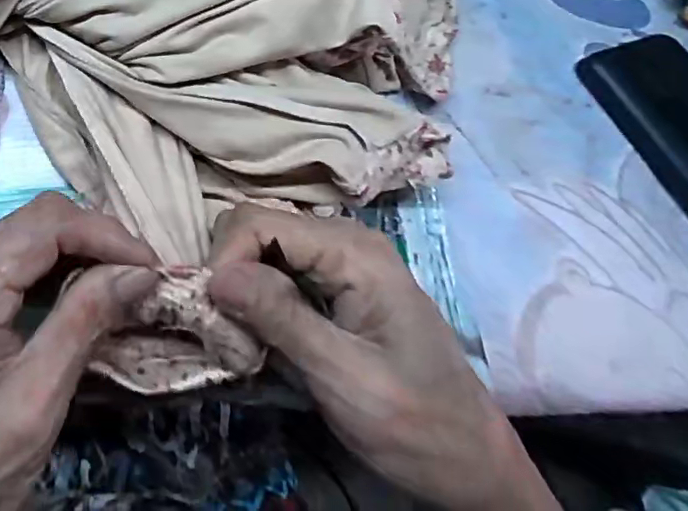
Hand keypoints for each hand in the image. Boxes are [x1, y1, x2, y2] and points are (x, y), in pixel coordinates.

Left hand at [0, 192, 158, 509]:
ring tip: (126, 278)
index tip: (153, 266)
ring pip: (31, 229)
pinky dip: (60, 261)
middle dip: (98, 236)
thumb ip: (85, 321)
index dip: (105, 234)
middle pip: (37, 218)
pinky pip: (18, 252)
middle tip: (145, 274)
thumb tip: (142, 271)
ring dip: (82, 246)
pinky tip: (89, 284)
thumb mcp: (37, 398)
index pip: (45, 225)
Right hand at [206, 205, 558, 510]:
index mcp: (351, 249)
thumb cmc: (417, 424)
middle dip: (229, 273)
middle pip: (253, 227)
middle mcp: (341, 238)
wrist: (473, 466)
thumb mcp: (345, 377)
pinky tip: (263, 336)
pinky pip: (274, 269)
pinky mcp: (330, 280)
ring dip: (239, 289)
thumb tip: (214, 277)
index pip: (257, 221)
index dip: (225, 259)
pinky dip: (256, 299)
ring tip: (245, 340)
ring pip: (258, 247)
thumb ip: (281, 319)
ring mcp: (337, 258)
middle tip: (231, 333)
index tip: (215, 314)